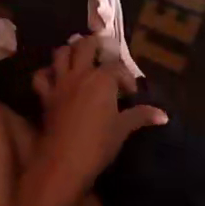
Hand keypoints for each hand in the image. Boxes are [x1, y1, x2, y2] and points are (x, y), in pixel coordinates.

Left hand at [30, 35, 166, 189]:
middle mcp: (80, 74)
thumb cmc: (98, 144)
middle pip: (85, 46)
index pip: (117, 66)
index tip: (130, 92)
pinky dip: (46, 72)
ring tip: (77, 54)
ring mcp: (60, 83)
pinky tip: (54, 76)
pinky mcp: (45, 96)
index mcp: (102, 79)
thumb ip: (141, 116)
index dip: (126, 76)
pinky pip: (41, 76)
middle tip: (102, 50)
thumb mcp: (123, 129)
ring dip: (69, 50)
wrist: (64, 161)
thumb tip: (163, 115)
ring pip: (61, 54)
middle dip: (94, 44)